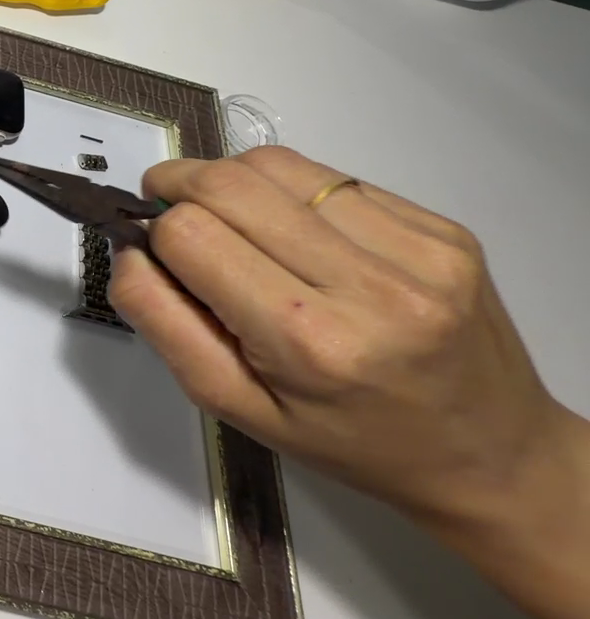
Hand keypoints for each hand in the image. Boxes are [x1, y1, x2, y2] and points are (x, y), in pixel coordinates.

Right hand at [110, 146, 580, 534]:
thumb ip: (158, 319)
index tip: (157, 255)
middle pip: (225, 183)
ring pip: (270, 163)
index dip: (155, 237)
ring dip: (229, 183)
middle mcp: (372, 286)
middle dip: (177, 189)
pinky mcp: (442, 228)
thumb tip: (128, 247)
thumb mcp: (228, 402)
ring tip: (237, 224)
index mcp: (309, 340)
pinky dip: (286, 189)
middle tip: (170, 217)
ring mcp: (418, 250)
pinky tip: (297, 231)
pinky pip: (325, 174)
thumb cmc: (344, 438)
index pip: (187, 234)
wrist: (490, 455)